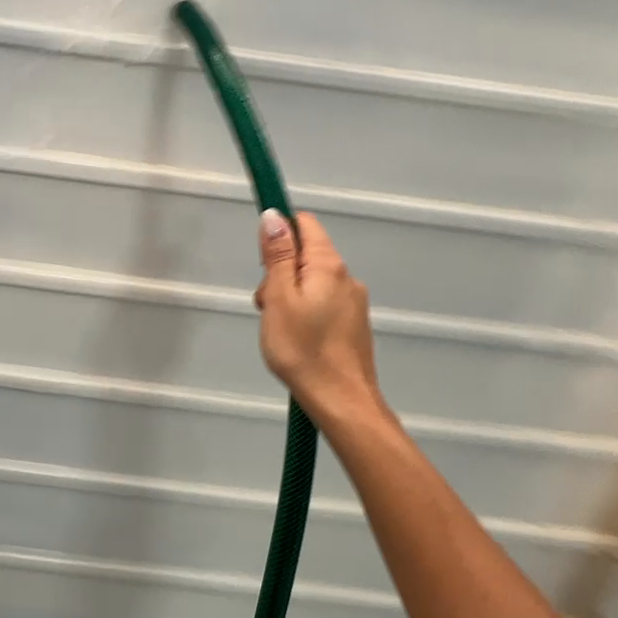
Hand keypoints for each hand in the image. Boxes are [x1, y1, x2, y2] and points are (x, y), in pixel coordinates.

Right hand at [254, 210, 384, 429]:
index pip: (305, 224)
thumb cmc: (302, 349)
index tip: (263, 264)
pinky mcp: (353, 324)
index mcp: (329, 266)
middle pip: (305, 255)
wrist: (341, 401)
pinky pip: (322, 302)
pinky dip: (304, 312)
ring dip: (288, 295)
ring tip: (279, 328)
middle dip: (279, 272)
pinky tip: (296, 338)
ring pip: (311, 281)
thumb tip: (274, 216)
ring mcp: (353, 302)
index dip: (278, 234)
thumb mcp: (279, 298)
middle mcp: (347, 277)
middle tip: (267, 305)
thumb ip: (277, 256)